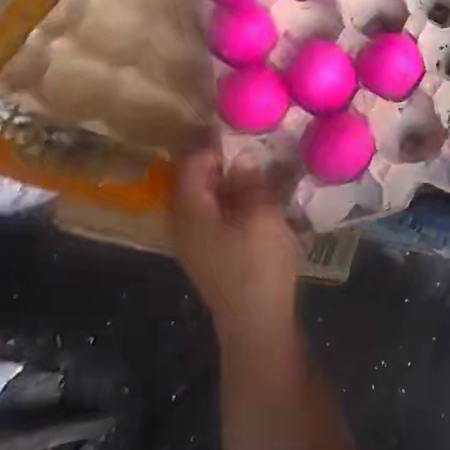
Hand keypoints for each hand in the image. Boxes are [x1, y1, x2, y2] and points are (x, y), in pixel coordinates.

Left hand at [171, 147, 300, 330]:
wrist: (256, 323)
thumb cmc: (257, 267)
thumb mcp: (262, 218)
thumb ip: (254, 184)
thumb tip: (246, 156)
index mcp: (189, 210)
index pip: (192, 163)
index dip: (215, 143)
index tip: (244, 126)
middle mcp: (184, 222)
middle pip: (197, 180)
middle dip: (225, 161)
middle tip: (258, 144)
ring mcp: (197, 241)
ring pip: (210, 198)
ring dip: (234, 181)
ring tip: (265, 168)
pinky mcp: (214, 253)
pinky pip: (220, 215)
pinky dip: (238, 201)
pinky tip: (262, 199)